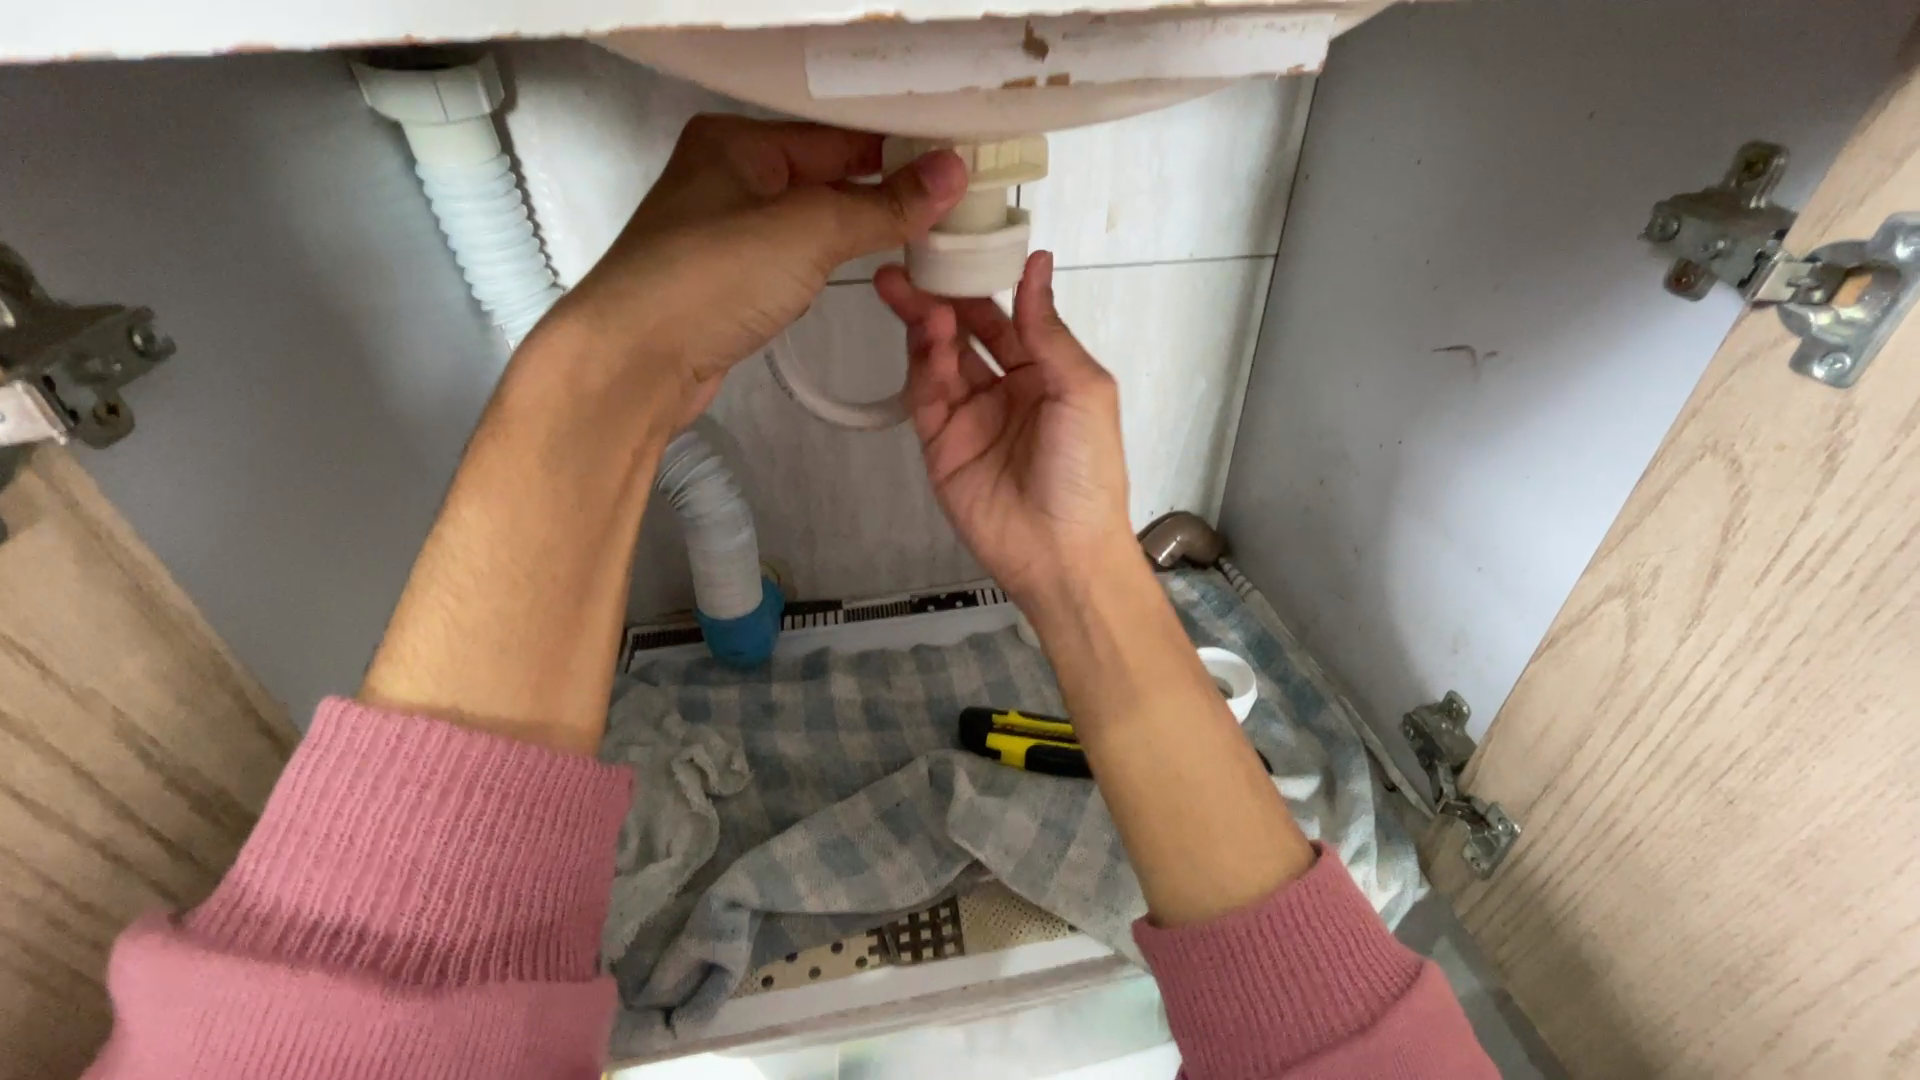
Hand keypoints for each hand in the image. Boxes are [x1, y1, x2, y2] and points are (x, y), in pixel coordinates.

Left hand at [531, 115, 967, 426]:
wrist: (637, 360)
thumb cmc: (714, 277)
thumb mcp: (808, 230)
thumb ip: (882, 206)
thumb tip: (951, 174)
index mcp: (739, 143)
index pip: (836, 133)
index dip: (897, 146)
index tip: (954, 162)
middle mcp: (731, 177)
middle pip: (825, 174)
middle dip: (885, 189)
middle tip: (954, 202)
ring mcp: (728, 232)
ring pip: (812, 219)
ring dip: (862, 226)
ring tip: (928, 232)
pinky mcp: (731, 280)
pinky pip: (796, 256)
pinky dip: (833, 259)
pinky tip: (869, 264)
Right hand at [874, 251, 1133, 603]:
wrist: (1060, 551)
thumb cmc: (1085, 469)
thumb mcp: (1082, 389)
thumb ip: (1048, 329)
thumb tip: (1037, 263)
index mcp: (1044, 374)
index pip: (1006, 319)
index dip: (983, 284)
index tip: (958, 245)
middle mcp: (1004, 390)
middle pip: (964, 334)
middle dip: (938, 298)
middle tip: (908, 263)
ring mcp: (969, 417)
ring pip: (939, 359)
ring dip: (925, 324)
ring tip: (907, 291)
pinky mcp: (940, 444)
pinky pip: (926, 396)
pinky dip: (923, 363)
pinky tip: (925, 334)